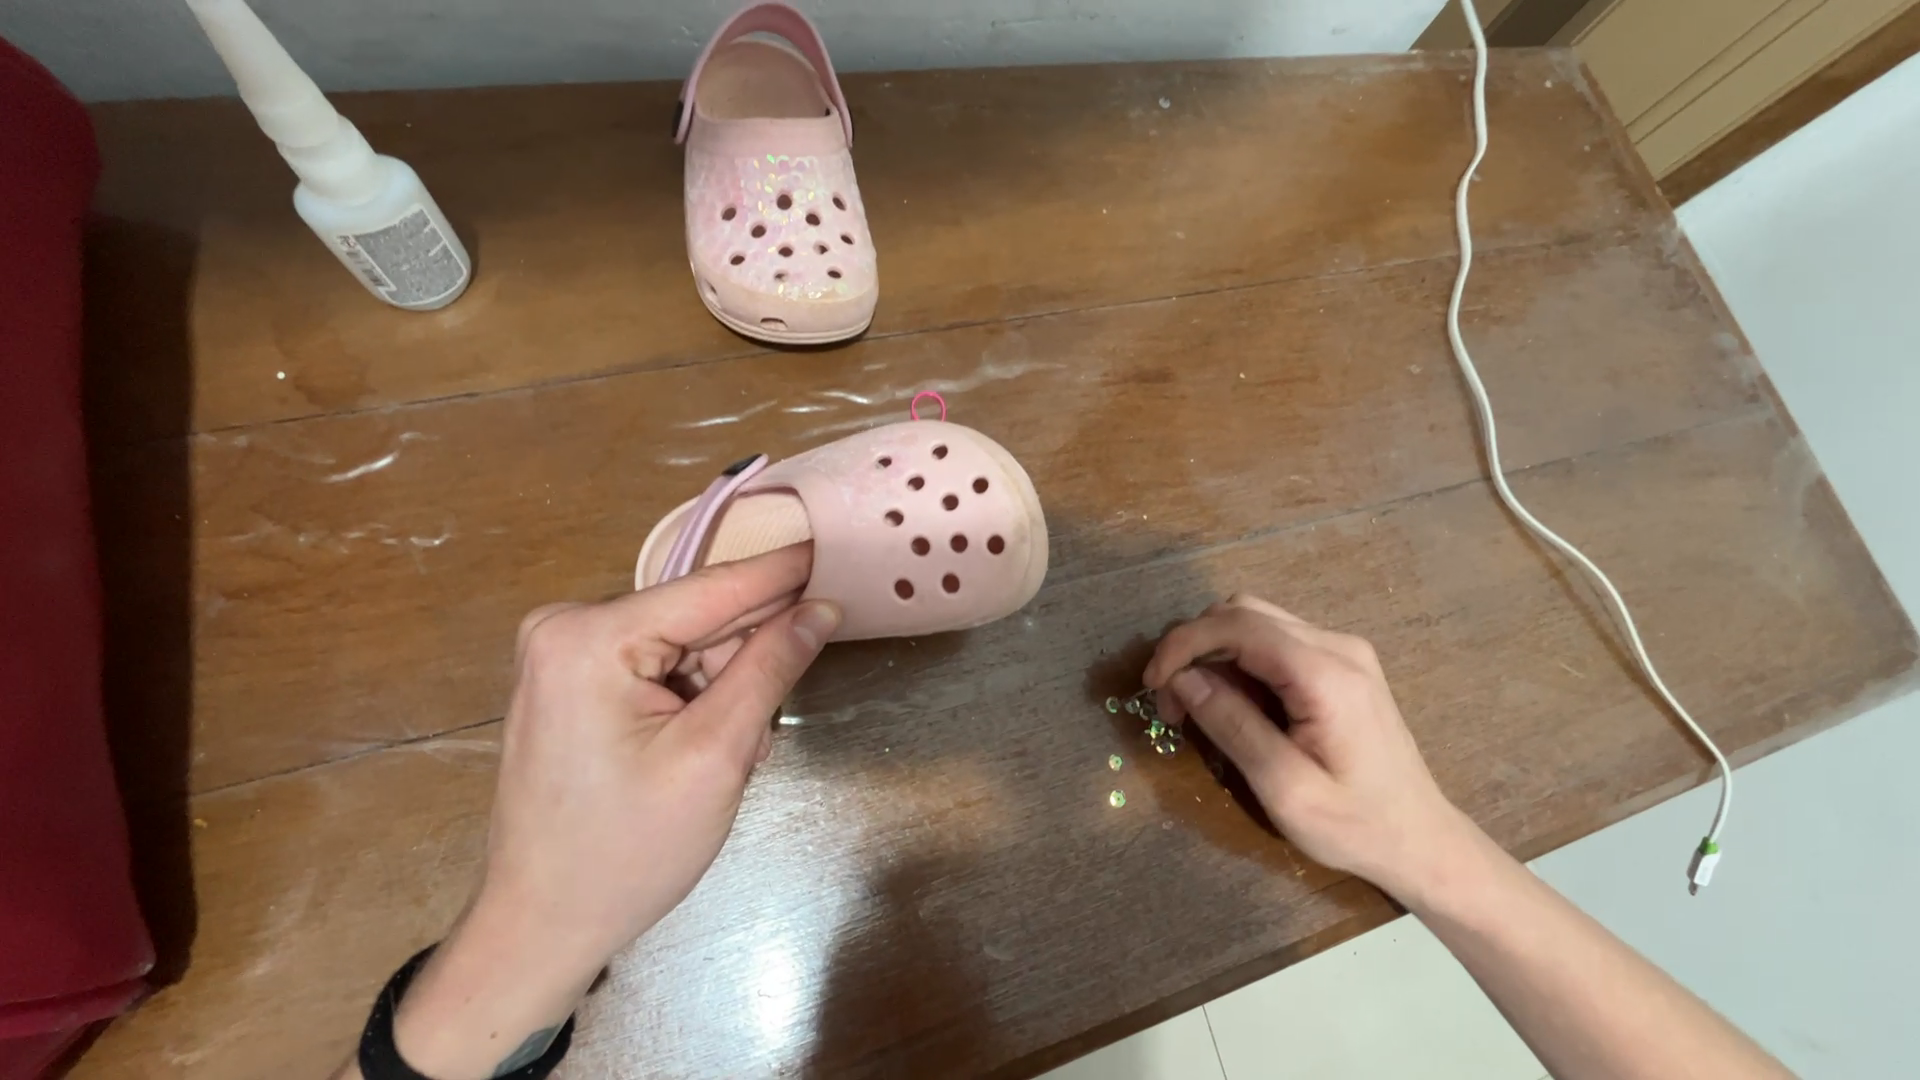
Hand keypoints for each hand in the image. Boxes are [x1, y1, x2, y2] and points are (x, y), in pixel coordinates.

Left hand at [385, 545, 836, 1079]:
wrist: (542, 927)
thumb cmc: (627, 850)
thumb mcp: (716, 754)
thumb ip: (770, 668)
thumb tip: (820, 608)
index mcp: (591, 636)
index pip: (713, 590)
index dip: (783, 572)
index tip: (835, 548)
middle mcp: (568, 626)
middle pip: (699, 619)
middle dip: (746, 662)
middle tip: (764, 729)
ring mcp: (564, 651)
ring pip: (686, 644)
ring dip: (723, 689)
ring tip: (726, 755)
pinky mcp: (572, 678)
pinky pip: (661, 663)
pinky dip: (696, 698)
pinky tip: (698, 747)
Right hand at [1144, 594, 1471, 903]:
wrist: (1422, 842)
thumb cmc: (1356, 826)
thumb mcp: (1284, 788)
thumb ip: (1232, 725)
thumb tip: (1182, 679)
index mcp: (1326, 674)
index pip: (1237, 625)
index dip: (1183, 644)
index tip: (1153, 684)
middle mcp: (1336, 646)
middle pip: (1242, 613)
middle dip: (1193, 647)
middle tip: (1171, 702)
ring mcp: (1341, 651)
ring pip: (1253, 622)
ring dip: (1211, 653)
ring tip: (1193, 704)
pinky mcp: (1339, 663)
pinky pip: (1271, 642)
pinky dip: (1235, 661)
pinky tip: (1229, 701)